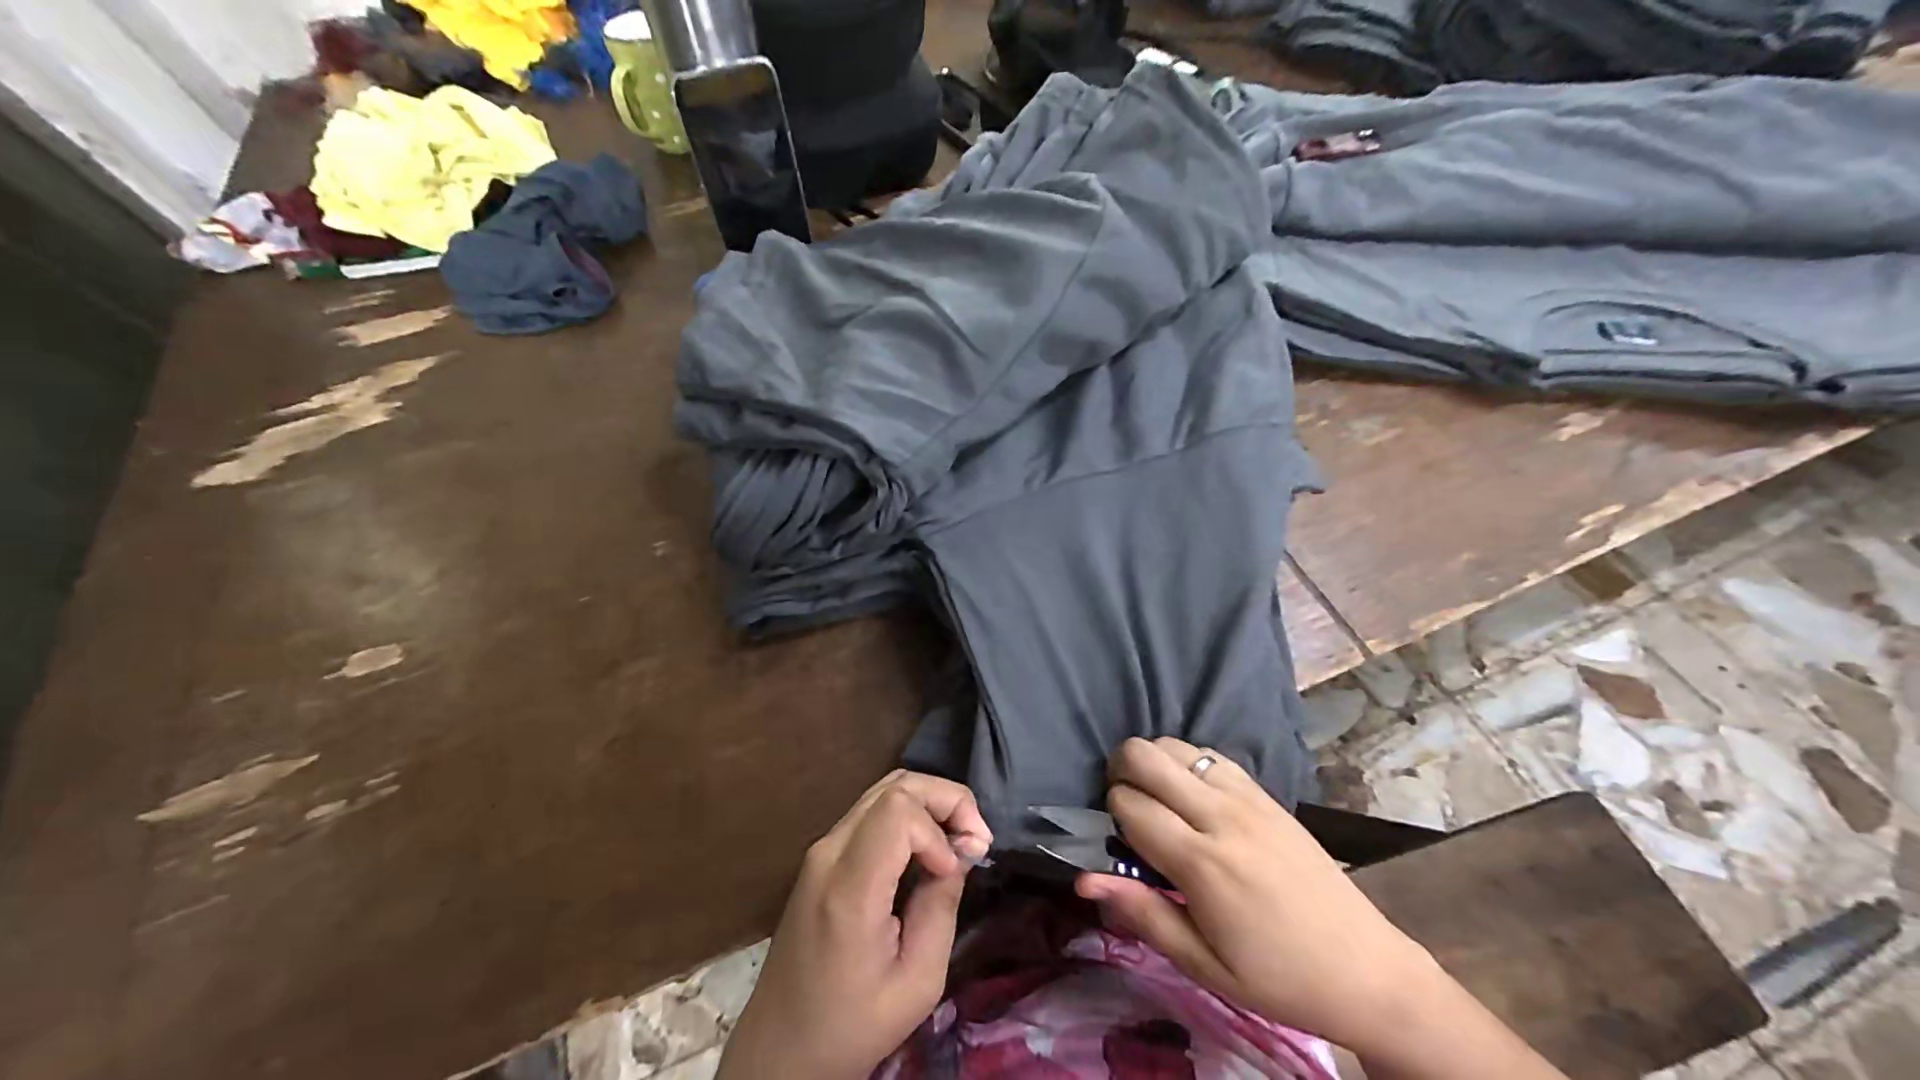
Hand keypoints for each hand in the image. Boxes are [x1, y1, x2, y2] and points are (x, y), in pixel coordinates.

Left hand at [717, 770, 991, 1079]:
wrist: (781, 1047)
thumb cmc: (852, 1025)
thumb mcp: (918, 981)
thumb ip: (942, 905)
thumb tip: (965, 849)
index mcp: (848, 888)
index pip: (898, 809)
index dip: (939, 829)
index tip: (956, 872)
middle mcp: (829, 853)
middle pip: (895, 786)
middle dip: (946, 799)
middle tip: (975, 841)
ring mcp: (821, 850)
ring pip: (884, 790)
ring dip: (929, 804)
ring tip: (958, 843)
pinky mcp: (821, 856)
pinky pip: (871, 812)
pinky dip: (909, 816)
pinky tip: (928, 849)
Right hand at [1074, 737, 1438, 1050]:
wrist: (1367, 969)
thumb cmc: (1277, 977)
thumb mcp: (1203, 964)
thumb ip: (1142, 914)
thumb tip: (1083, 881)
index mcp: (1202, 864)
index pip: (1129, 804)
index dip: (1111, 812)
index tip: (1118, 838)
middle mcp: (1221, 816)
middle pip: (1145, 755)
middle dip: (1120, 770)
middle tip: (1125, 804)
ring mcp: (1248, 799)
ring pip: (1176, 745)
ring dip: (1152, 762)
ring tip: (1156, 798)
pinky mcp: (1267, 795)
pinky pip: (1212, 755)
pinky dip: (1187, 762)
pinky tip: (1190, 794)